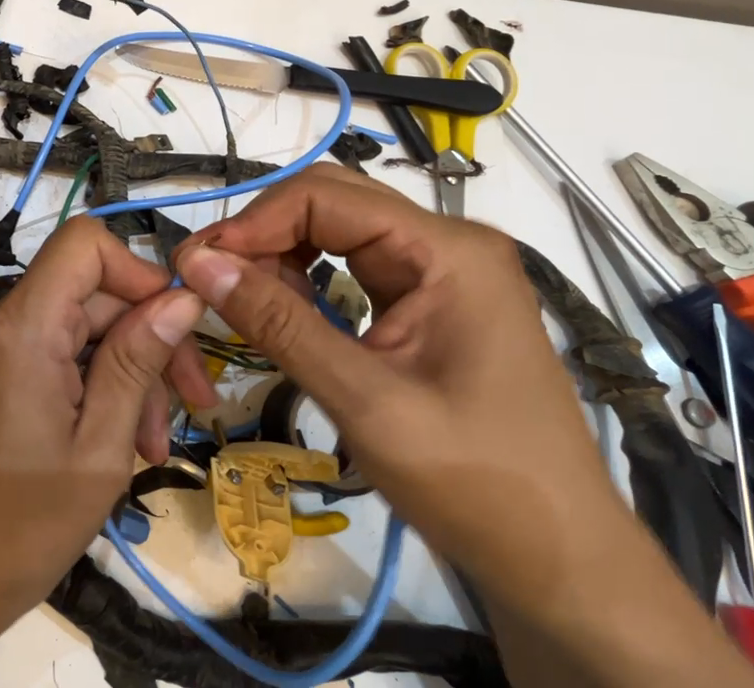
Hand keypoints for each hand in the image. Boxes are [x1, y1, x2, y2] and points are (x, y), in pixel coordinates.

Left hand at [0, 214, 215, 613]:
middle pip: (90, 292)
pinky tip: (121, 438)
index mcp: (21, 326)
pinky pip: (53, 349)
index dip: (138, 274)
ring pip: (79, 325)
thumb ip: (138, 360)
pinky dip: (91, 382)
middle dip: (147, 341)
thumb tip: (183, 297)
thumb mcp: (101, 443)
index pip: (83, 244)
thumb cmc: (29, 520)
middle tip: (191, 409)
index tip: (179, 329)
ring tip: (152, 444)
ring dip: (125, 372)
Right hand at [171, 164, 753, 687]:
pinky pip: (349, 266)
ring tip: (236, 301)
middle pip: (328, 202)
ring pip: (334, 230)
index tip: (195, 269)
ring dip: (277, 255)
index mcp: (447, 251)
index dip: (251, 224)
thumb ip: (279, 324)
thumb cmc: (473, 480)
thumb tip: (195, 262)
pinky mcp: (428, 303)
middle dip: (260, 233)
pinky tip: (277, 313)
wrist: (559, 558)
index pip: (322, 196)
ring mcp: (440, 273)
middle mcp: (446, 245)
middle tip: (207, 281)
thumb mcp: (364, 401)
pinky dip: (302, 279)